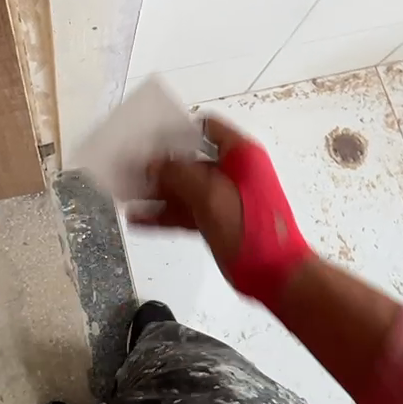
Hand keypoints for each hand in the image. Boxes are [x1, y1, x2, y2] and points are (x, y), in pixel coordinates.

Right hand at [135, 116, 313, 307]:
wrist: (276, 275)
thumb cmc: (253, 230)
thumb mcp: (211, 196)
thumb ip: (179, 175)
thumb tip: (153, 163)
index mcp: (240, 155)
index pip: (206, 128)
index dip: (178, 131)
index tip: (151, 139)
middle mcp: (231, 171)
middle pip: (188, 160)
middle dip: (158, 166)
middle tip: (129, 169)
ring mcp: (223, 197)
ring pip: (183, 187)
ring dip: (156, 192)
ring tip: (125, 195)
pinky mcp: (216, 220)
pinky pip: (185, 211)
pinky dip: (164, 214)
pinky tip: (138, 219)